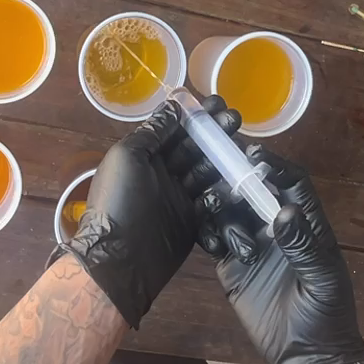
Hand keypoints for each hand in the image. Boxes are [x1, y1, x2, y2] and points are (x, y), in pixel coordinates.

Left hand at [64, 96, 240, 327]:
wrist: (120, 260)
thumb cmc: (119, 201)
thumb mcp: (128, 157)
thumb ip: (152, 132)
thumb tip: (174, 106)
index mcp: (144, 155)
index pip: (174, 128)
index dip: (195, 114)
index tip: (218, 103)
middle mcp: (163, 173)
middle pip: (194, 147)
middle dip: (215, 133)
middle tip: (236, 120)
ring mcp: (178, 197)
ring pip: (207, 172)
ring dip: (224, 159)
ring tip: (244, 147)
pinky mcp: (192, 221)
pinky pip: (212, 202)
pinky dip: (223, 192)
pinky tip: (236, 182)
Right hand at [199, 151, 363, 363]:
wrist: (305, 358)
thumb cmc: (325, 317)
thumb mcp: (321, 281)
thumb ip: (303, 247)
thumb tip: (284, 211)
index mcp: (304, 226)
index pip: (291, 184)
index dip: (274, 165)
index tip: (252, 155)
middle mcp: (276, 228)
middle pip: (255, 190)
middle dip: (238, 179)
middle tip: (219, 174)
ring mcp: (252, 244)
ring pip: (232, 210)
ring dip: (221, 204)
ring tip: (213, 207)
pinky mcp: (232, 265)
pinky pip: (216, 237)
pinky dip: (209, 231)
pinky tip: (211, 240)